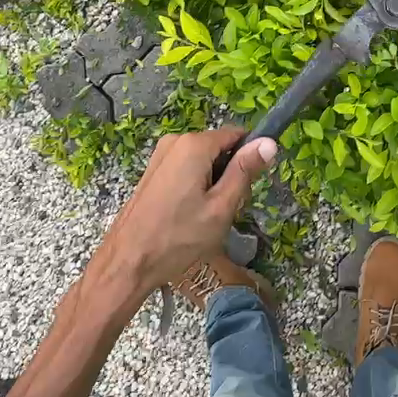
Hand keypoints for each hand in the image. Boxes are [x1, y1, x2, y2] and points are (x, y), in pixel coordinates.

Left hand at [89, 127, 277, 298]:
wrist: (128, 261)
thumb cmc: (179, 237)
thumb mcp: (221, 206)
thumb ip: (245, 171)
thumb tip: (269, 142)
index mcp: (194, 145)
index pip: (236, 135)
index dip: (248, 158)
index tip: (248, 187)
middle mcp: (175, 141)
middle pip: (218, 148)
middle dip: (228, 173)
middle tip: (225, 209)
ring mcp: (161, 155)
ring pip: (202, 160)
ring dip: (211, 183)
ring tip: (206, 217)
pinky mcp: (153, 171)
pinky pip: (185, 169)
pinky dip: (194, 187)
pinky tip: (189, 216)